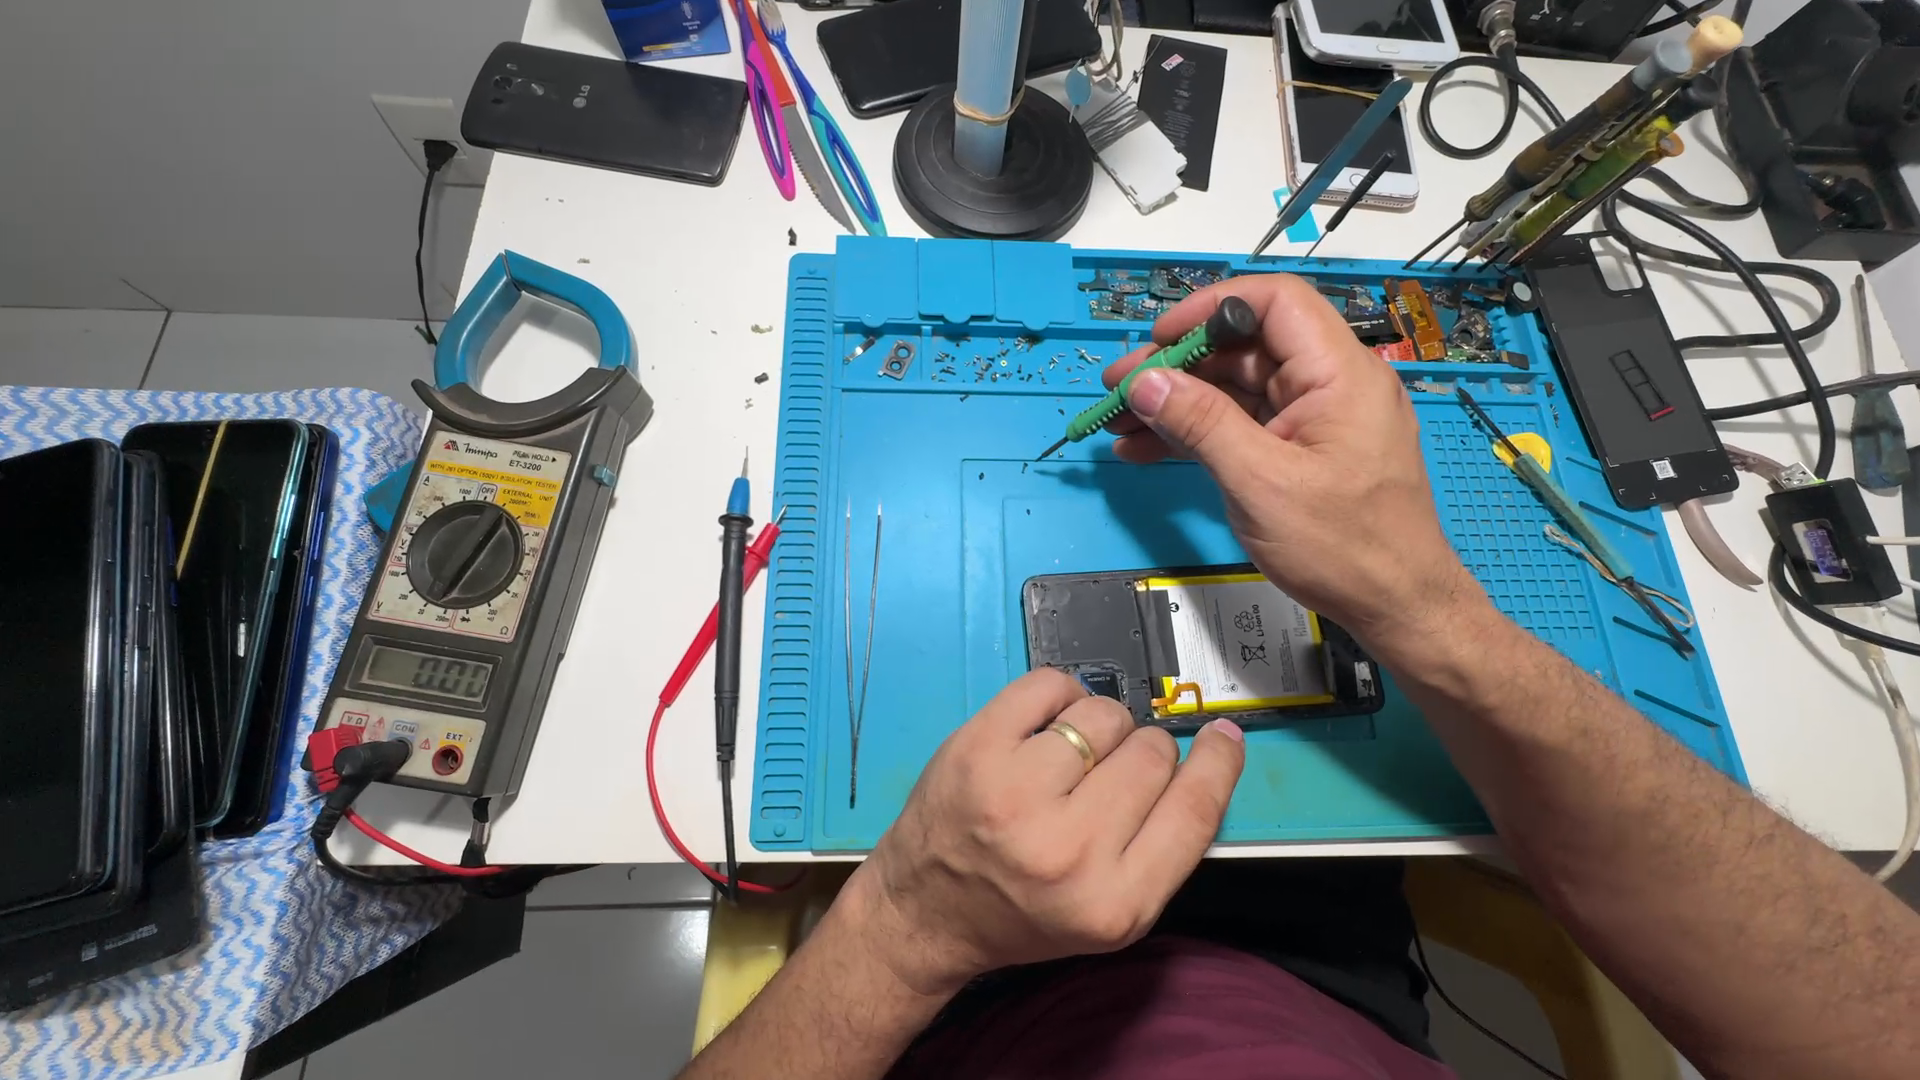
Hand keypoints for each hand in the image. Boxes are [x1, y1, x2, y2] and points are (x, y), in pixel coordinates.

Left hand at [847, 668, 1243, 995]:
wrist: (926, 912)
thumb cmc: (1024, 913)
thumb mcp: (1110, 913)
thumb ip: (1162, 846)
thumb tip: (1209, 757)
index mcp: (1114, 903)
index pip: (1194, 810)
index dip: (1218, 765)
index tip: (1223, 738)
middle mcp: (1068, 850)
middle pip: (1150, 753)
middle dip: (1141, 752)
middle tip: (1106, 775)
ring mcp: (1015, 793)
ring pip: (1103, 714)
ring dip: (1099, 724)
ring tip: (1071, 754)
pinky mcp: (976, 748)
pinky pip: (1049, 684)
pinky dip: (1058, 694)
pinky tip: (1045, 725)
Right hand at [1102, 273, 1482, 643]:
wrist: (1395, 607)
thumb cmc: (1342, 546)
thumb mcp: (1261, 483)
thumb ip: (1201, 425)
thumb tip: (1144, 381)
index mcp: (1337, 373)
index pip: (1274, 303)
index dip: (1211, 309)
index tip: (1158, 340)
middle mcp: (1325, 385)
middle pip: (1242, 350)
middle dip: (1176, 367)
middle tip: (1116, 389)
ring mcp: (1309, 421)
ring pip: (1232, 391)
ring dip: (1174, 405)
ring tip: (1117, 423)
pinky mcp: (1295, 453)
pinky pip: (1236, 428)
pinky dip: (1193, 436)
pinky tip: (1145, 450)